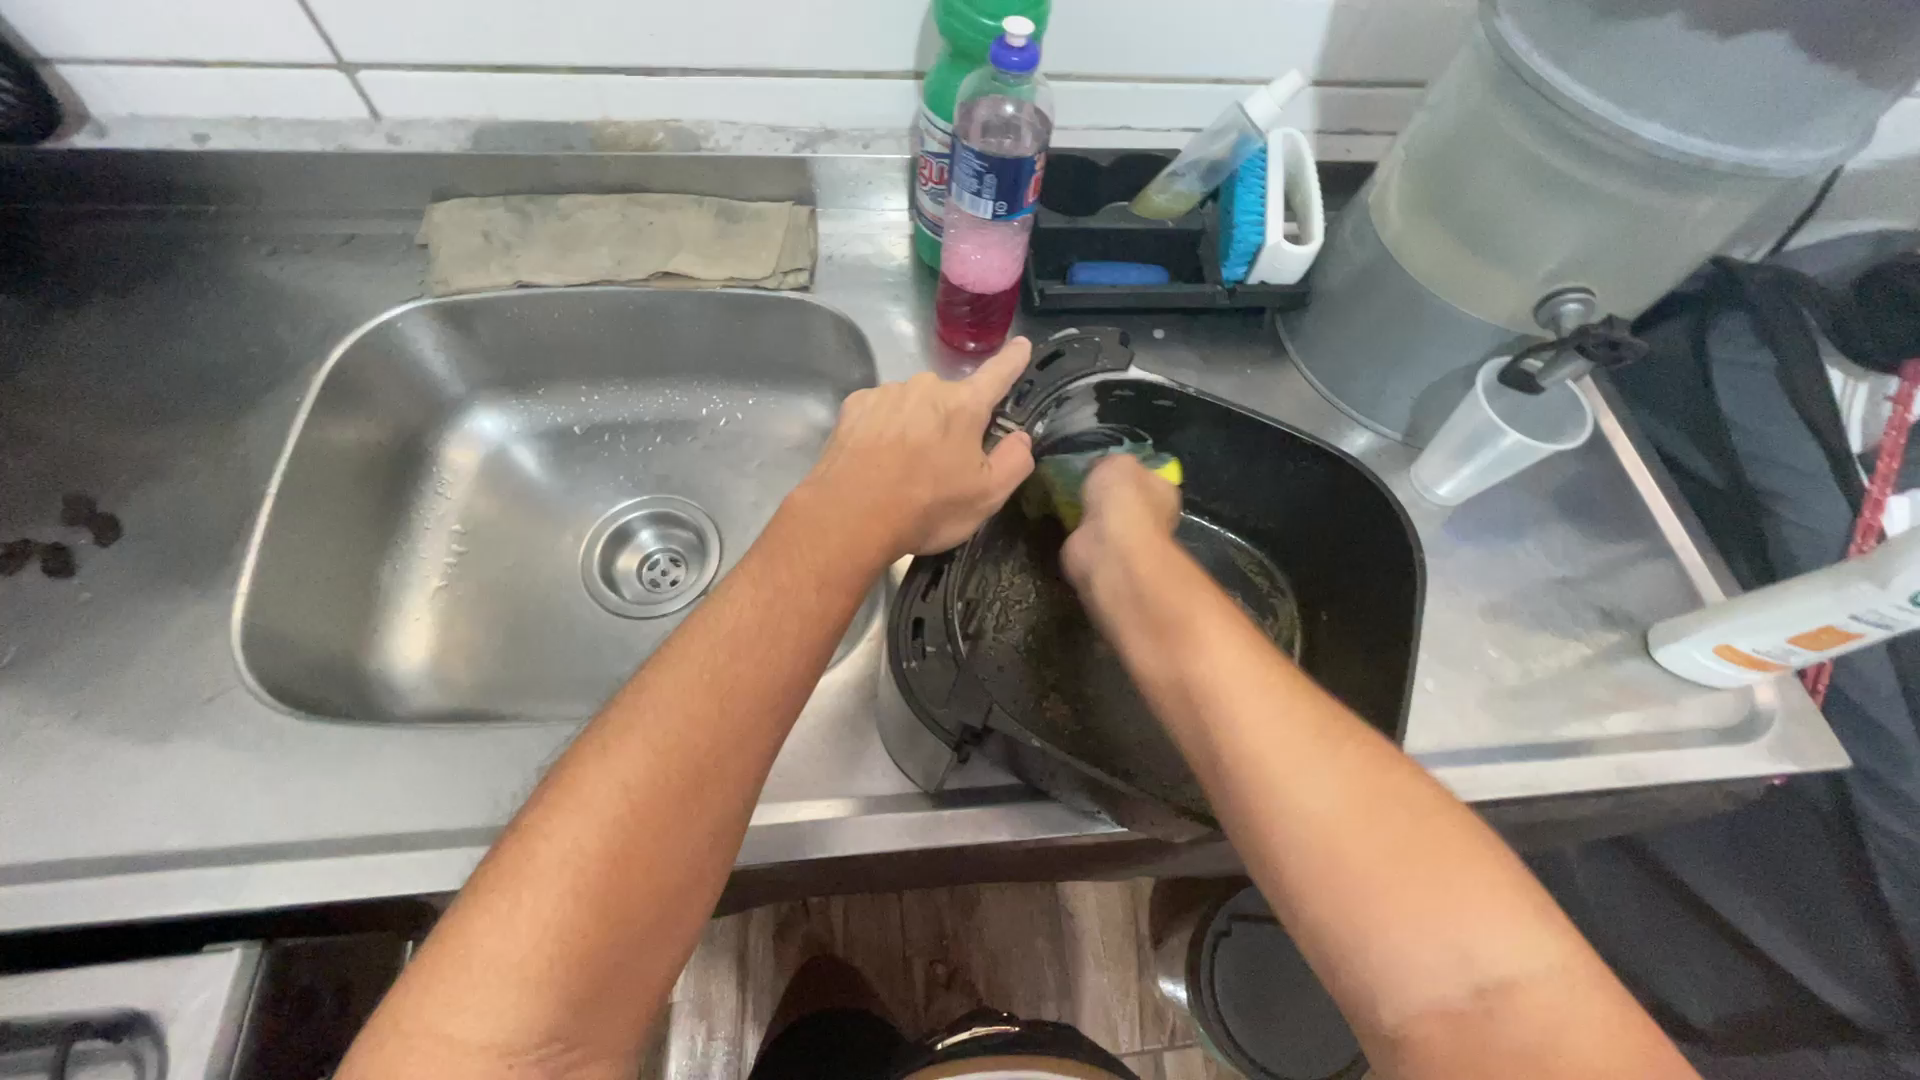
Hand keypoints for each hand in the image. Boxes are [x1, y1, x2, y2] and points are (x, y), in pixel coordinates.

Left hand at [801, 337, 1035, 558]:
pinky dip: (884, 429)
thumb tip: (1020, 438)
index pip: (998, 374)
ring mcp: (886, 393)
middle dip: (953, 423)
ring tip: (904, 467)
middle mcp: (925, 387)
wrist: (850, 518)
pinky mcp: (854, 406)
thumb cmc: (927, 508)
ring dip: (916, 426)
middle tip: (943, 464)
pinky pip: (881, 411)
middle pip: (951, 400)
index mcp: (964, 405)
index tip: (1022, 345)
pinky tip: (877, 459)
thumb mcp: (987, 496)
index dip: (1013, 360)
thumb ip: (1015, 461)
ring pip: (913, 405)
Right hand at [1061, 454, 1182, 591]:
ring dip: (1089, 514)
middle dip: (1107, 494)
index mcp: (1164, 492)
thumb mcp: (1118, 462)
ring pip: (1105, 521)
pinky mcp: (1101, 557)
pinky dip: (1076, 531)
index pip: (1151, 477)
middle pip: (1127, 501)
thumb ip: (1113, 461)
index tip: (1106, 464)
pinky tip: (1062, 520)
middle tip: (1081, 480)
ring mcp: (1125, 542)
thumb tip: (1103, 468)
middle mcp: (1150, 518)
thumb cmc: (1123, 499)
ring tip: (1065, 497)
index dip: (1131, 470)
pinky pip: (1087, 538)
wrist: (1106, 547)